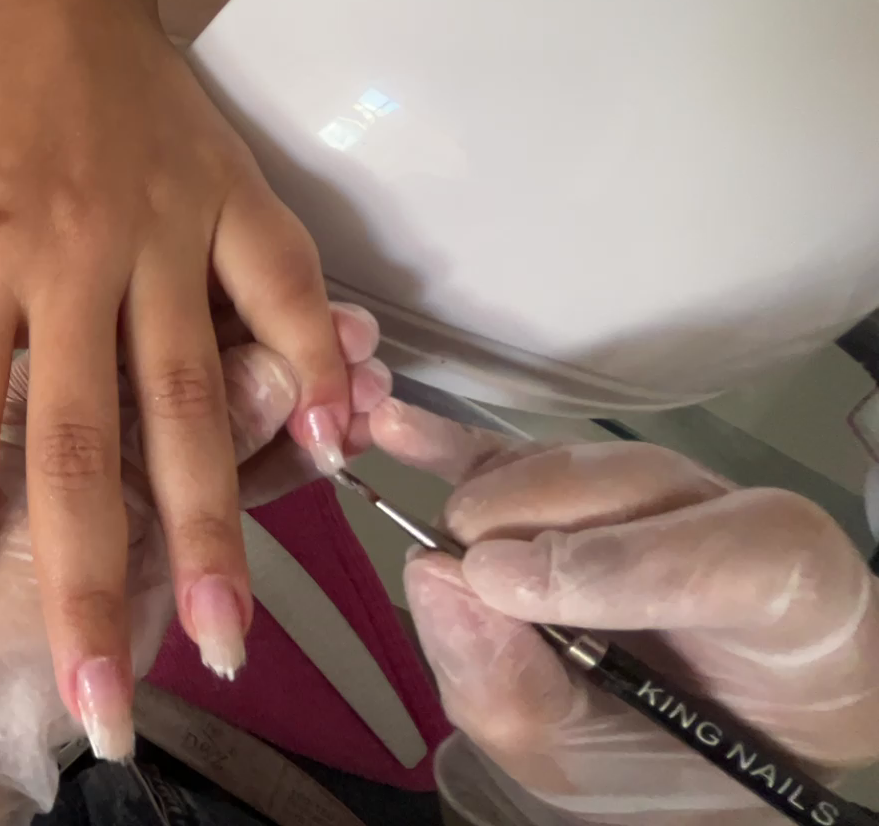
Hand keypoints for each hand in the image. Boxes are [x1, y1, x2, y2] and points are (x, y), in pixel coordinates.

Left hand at [0, 0, 349, 752]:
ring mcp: (167, 230)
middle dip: (96, 578)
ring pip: (193, 393)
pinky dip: (317, 373)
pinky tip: (334, 457)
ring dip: (213, 518)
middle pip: (84, 439)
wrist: (62, 0)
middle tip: (107, 700)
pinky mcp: (238, 199)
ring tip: (228, 630)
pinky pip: (289, 297)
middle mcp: (75, 258)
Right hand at [374, 400, 878, 824]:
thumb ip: (507, 683)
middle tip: (462, 563)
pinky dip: (447, 442)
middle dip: (532, 518)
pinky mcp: (564, 478)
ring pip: (579, 459)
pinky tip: (394, 429)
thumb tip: (434, 572)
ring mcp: (652, 497)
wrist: (622, 747)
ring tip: (445, 542)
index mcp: (801, 637)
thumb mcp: (571, 761)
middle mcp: (738, 541)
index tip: (498, 584)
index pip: (759, 560)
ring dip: (493, 493)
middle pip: (650, 485)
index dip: (623, 560)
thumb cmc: (629, 766)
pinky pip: (509, 447)